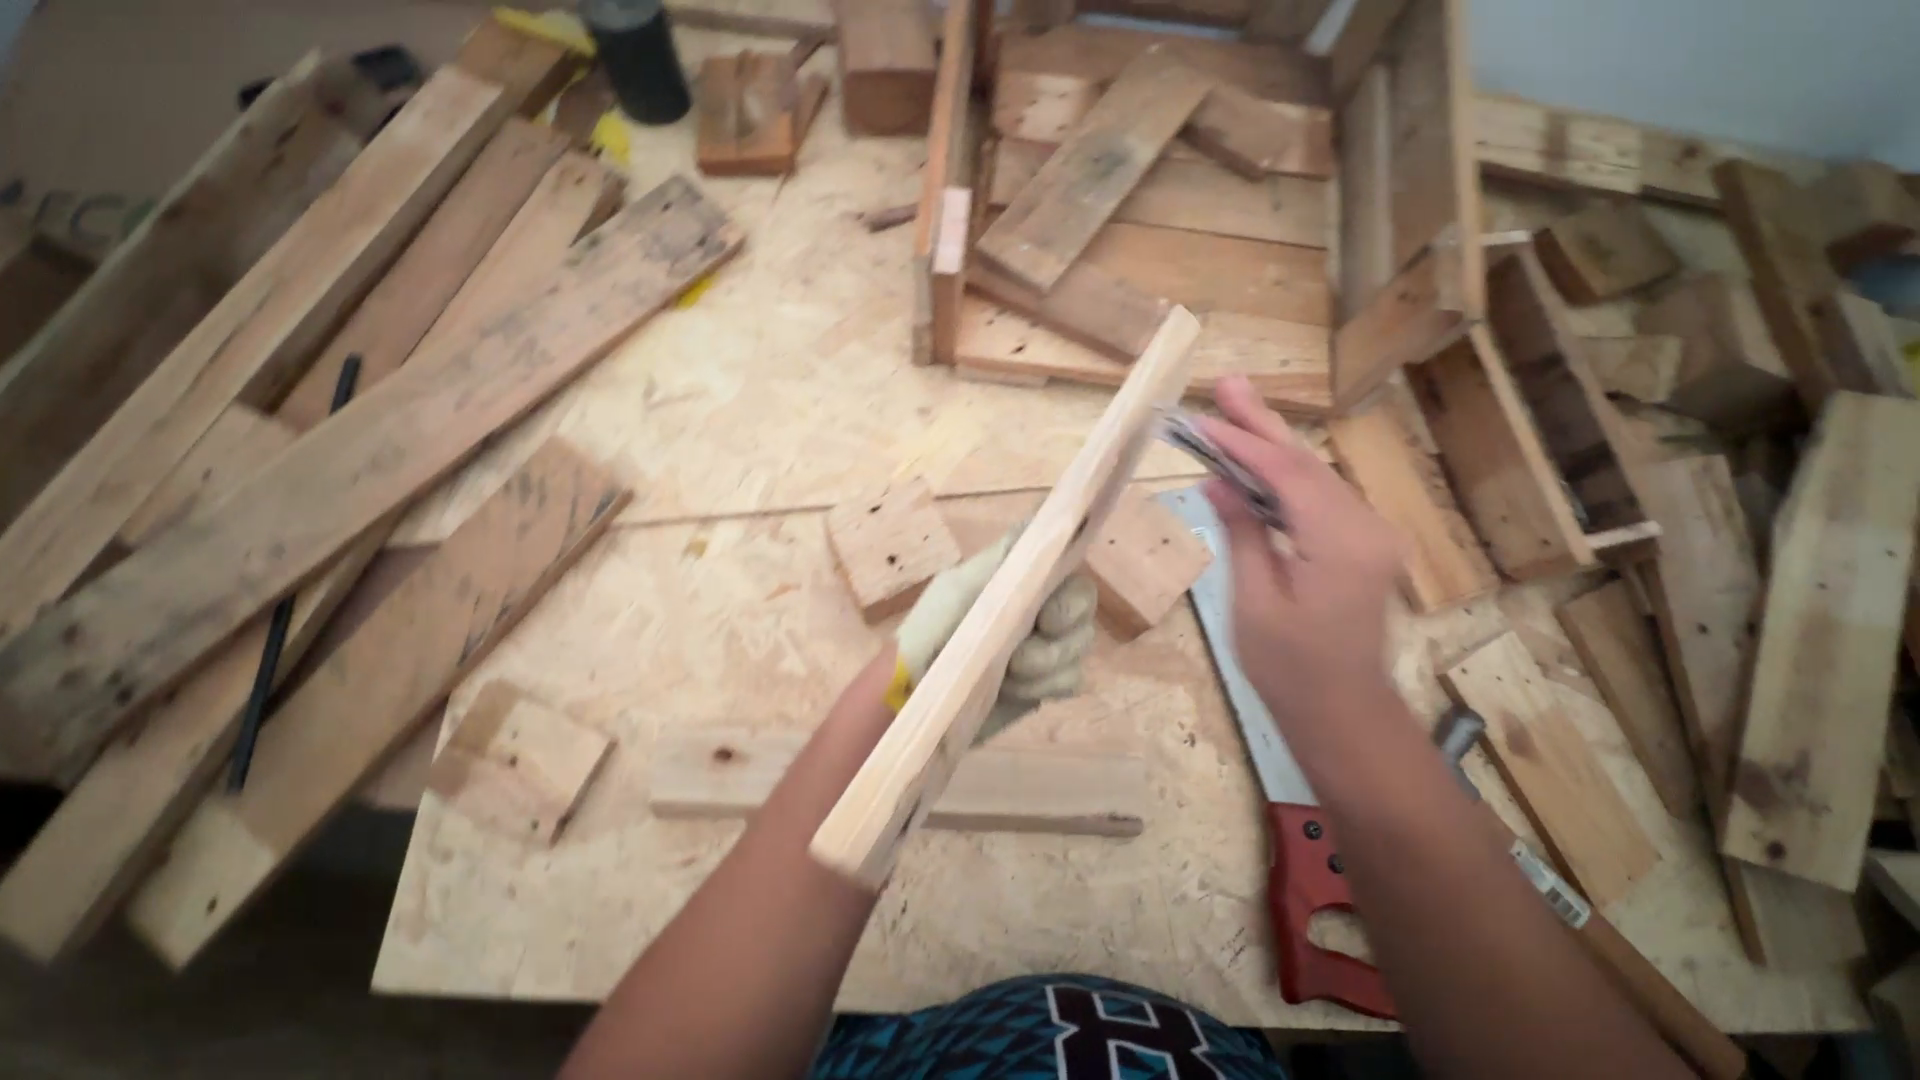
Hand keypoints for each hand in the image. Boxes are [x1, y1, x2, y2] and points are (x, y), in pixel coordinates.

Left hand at [892, 524, 1097, 741]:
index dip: (1067, 588)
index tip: (1045, 614)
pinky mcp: (1046, 683)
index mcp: (1016, 576)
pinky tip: (1013, 690)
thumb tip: (1040, 512)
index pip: (1065, 561)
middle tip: (1020, 654)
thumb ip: (1002, 559)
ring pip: (1081, 644)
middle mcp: (1037, 604)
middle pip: (1084, 604)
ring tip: (1006, 675)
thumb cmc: (928, 638)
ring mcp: (1046, 644)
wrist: (913, 702)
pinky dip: (1046, 686)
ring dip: (1045, 664)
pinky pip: (1073, 678)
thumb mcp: (958, 591)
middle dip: (1060, 633)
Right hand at [1199, 376, 1405, 725]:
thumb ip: (1243, 533)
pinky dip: (1284, 476)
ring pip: (1314, 476)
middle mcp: (1368, 527)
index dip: (1242, 443)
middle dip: (1262, 424)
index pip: (1286, 475)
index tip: (1202, 419)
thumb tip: (1219, 482)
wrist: (1343, 711)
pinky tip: (1256, 459)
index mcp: (1343, 543)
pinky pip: (1319, 498)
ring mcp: (1371, 534)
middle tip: (1228, 383)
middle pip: (1307, 464)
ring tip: (1234, 408)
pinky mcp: (1363, 544)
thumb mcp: (1255, 601)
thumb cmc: (1291, 669)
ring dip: (1272, 444)